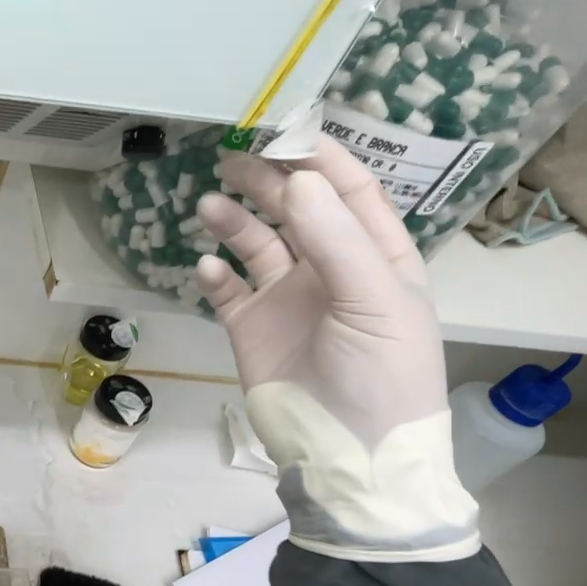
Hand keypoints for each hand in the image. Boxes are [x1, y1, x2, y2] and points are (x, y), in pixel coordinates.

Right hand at [195, 137, 477, 562]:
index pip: (350, 193)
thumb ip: (335, 239)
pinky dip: (214, 275)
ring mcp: (288, 300)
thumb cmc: (381, 376)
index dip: (321, 159)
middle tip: (234, 157)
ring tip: (209, 206)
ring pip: (257, 245)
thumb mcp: (373, 302)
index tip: (286, 128)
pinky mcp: (251, 329)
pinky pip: (228, 291)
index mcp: (376, 257)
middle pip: (298, 211)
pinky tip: (205, 266)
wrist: (347, 457)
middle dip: (270, 181)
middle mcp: (331, 270)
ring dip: (235, 222)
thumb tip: (298, 177)